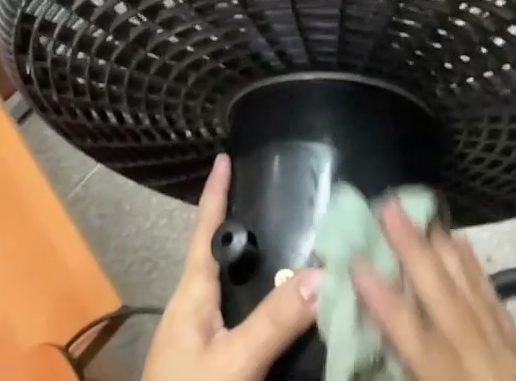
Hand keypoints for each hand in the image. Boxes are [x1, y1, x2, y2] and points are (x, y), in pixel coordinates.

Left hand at [144, 154, 321, 380]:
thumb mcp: (232, 363)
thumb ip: (274, 321)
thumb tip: (324, 270)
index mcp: (192, 296)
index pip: (205, 231)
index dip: (216, 194)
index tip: (226, 156)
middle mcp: (197, 310)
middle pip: (226, 258)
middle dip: (254, 230)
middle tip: (293, 202)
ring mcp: (205, 340)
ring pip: (240, 293)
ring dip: (268, 273)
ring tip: (305, 250)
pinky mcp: (218, 365)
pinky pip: (249, 324)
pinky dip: (273, 310)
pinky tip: (297, 313)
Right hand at [352, 200, 515, 380]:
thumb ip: (413, 378)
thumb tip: (379, 364)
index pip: (420, 345)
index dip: (388, 304)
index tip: (358, 264)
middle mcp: (486, 368)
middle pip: (448, 303)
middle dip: (417, 252)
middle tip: (390, 207)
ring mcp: (510, 357)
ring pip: (474, 293)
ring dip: (444, 250)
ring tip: (421, 213)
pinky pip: (497, 302)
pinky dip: (477, 269)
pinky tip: (462, 245)